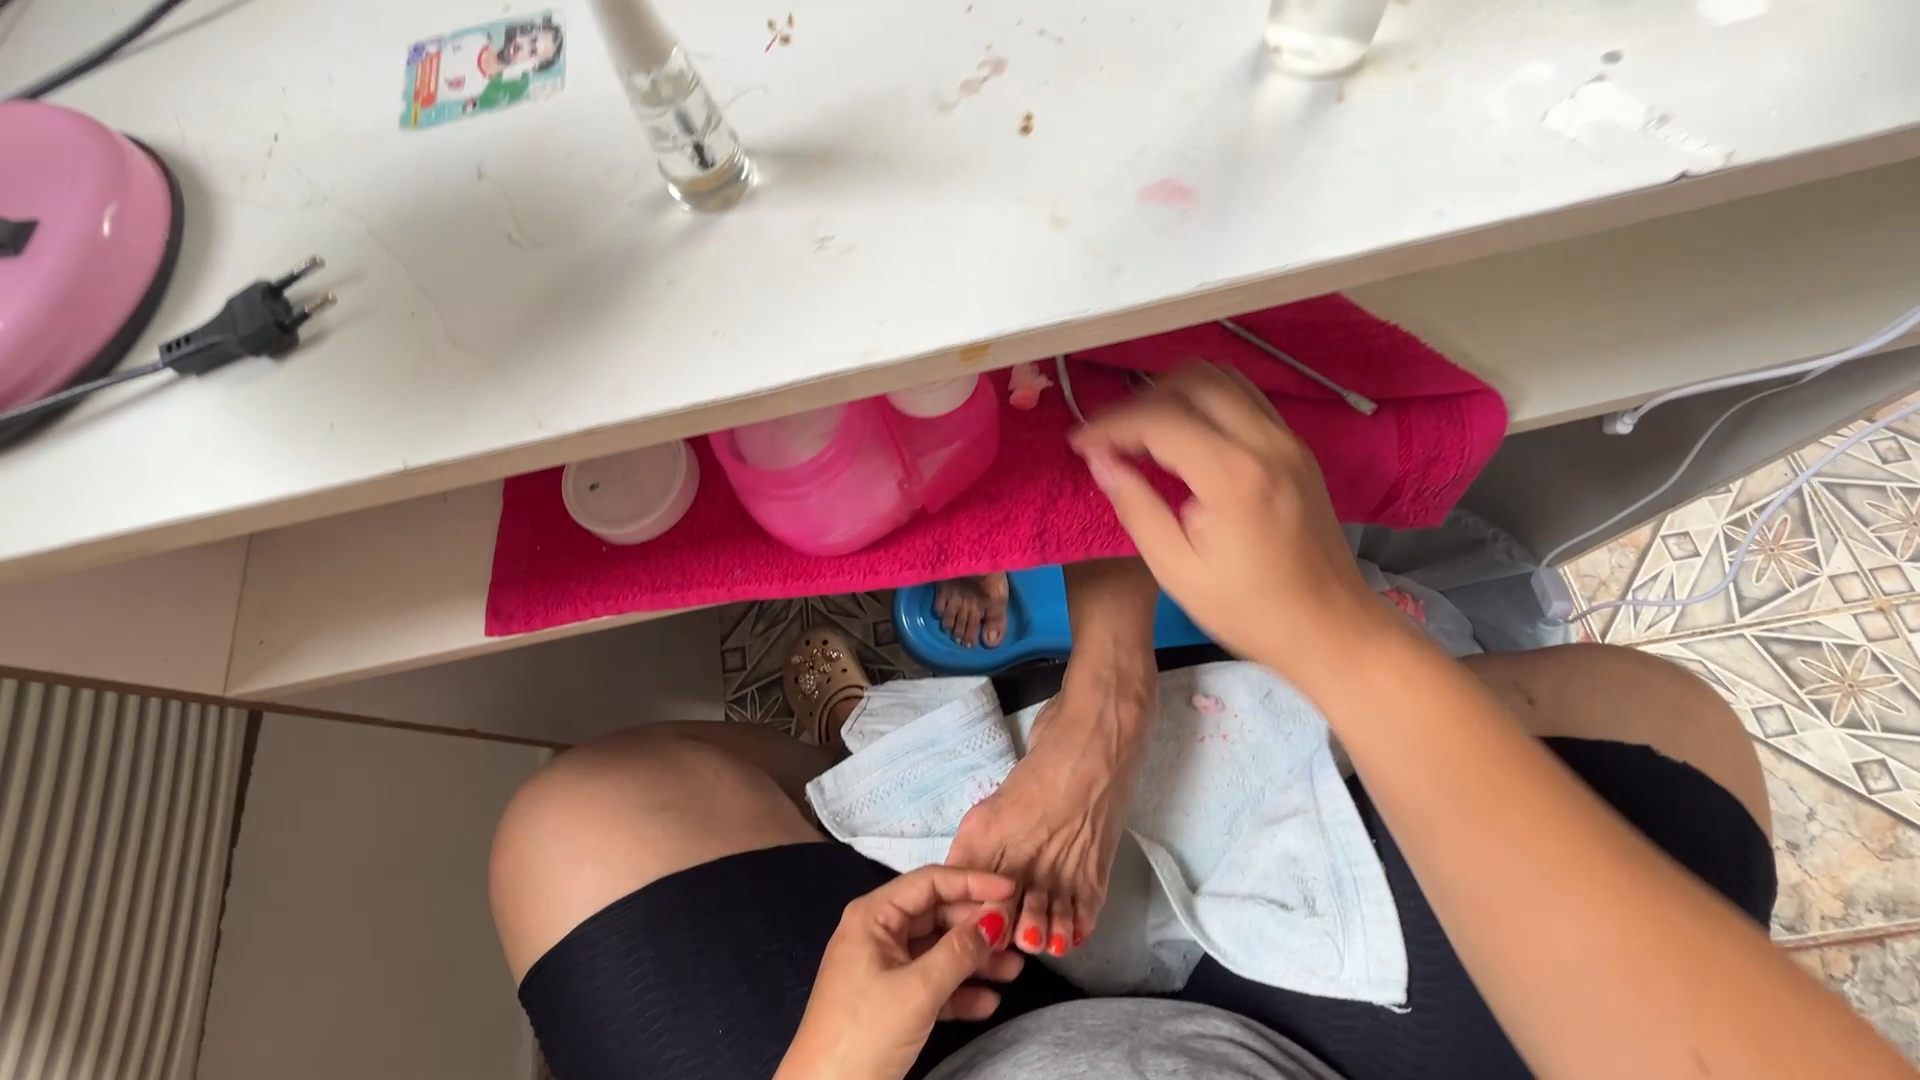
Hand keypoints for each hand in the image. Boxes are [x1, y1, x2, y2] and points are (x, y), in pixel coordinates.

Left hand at [776, 867, 1023, 1079]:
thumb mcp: (917, 990)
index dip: (972, 882)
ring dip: (975, 960)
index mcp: (873, 916)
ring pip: (939, 950)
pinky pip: (932, 983)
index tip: (1011, 889)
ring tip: (1014, 970)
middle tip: (1016, 936)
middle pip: (937, 915)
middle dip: (977, 926)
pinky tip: (989, 1002)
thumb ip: (959, 951)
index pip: (930, 882)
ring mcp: (884, 967)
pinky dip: (959, 991)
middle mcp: (878, 932)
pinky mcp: (891, 1000)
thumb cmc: (863, 1034)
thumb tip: (994, 920)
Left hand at [947, 670, 1148, 956]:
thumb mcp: (994, 801)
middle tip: (995, 939)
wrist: (1094, 739)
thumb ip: (976, 842)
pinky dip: (1073, 929)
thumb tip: (959, 876)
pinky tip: (1067, 936)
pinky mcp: (1095, 870)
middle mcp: (1022, 857)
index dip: (960, 912)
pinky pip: (1082, 914)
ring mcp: (1061, 867)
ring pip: (1041, 922)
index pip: (964, 891)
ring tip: (1032, 939)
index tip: (961, 925)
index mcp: (988, 835)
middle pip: (1000, 913)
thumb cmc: (1042, 762)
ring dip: (1034, 936)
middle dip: (993, 933)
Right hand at [1068, 363, 1394, 673]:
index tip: (1079, 442)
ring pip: (1222, 377)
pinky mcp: (1296, 447)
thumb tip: (1099, 460)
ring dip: (1174, 392)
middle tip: (1110, 436)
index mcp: (1233, 476)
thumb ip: (1136, 507)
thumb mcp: (1176, 570)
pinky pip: (1245, 397)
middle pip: (1192, 380)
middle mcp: (1265, 441)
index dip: (1110, 424)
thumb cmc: (1247, 610)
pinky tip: (1184, 434)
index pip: (1159, 419)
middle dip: (1140, 399)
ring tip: (1142, 430)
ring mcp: (1287, 439)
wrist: (1330, 627)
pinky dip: (1205, 400)